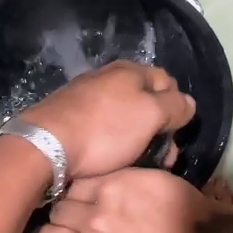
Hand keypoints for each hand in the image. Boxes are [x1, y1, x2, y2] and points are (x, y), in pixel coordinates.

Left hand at [20, 60, 195, 178]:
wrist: (44, 146)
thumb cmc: (104, 130)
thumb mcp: (150, 115)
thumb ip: (175, 106)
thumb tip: (188, 103)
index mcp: (130, 70)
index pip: (167, 82)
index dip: (176, 108)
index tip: (174, 136)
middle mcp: (107, 77)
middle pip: (145, 100)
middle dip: (157, 128)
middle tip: (160, 157)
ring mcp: (84, 96)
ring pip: (123, 116)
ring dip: (135, 138)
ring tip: (136, 162)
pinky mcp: (68, 116)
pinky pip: (101, 127)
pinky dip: (111, 141)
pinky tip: (107, 158)